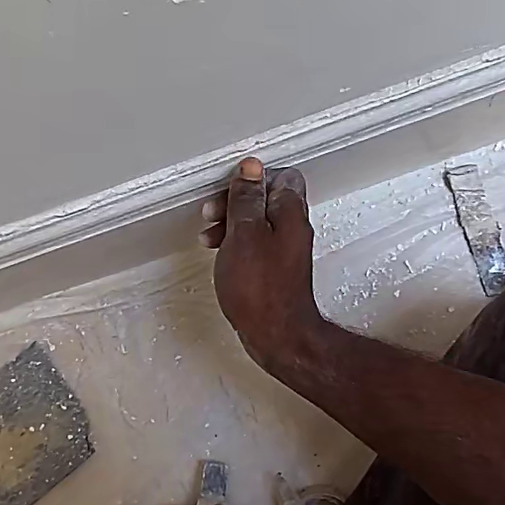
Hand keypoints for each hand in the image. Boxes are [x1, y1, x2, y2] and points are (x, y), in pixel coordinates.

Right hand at [200, 157, 327, 376]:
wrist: (275, 334)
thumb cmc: (259, 289)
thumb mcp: (243, 234)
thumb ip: (246, 199)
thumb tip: (250, 170)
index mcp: (290, 214)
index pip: (281, 177)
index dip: (252, 178)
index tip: (228, 188)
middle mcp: (293, 229)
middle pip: (267, 198)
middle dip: (236, 201)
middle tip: (213, 211)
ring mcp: (285, 250)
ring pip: (258, 221)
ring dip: (231, 222)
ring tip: (210, 235)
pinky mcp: (276, 270)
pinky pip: (255, 243)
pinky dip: (236, 242)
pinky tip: (222, 253)